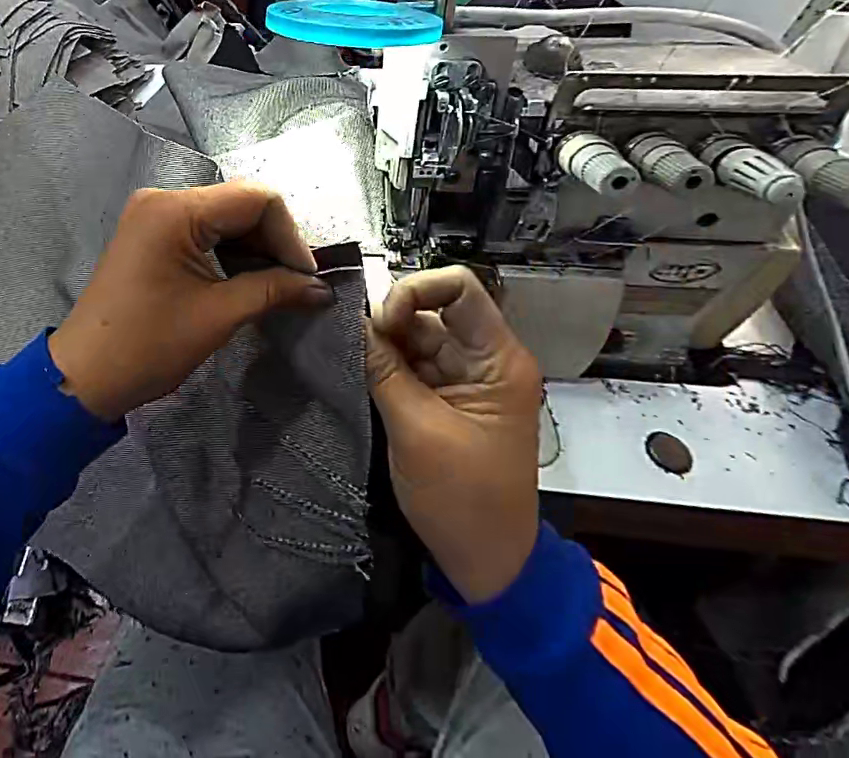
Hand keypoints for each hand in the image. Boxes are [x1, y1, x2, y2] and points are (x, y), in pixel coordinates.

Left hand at [48, 184, 330, 420]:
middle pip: (242, 204)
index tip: (307, 275)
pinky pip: (207, 230)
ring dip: (257, 248)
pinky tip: (249, 278)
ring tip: (278, 284)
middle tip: (298, 282)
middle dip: (276, 241)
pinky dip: (233, 251)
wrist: (83, 378)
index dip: (290, 235)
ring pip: (227, 217)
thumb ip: (276, 290)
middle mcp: (164, 200)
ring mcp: (155, 215)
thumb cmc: (147, 346)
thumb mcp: (219, 315)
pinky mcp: (153, 234)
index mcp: (175, 211)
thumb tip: (322, 288)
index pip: (256, 199)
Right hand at [367, 266, 543, 603]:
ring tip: (350, 358)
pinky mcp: (448, 398)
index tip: (381, 321)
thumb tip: (355, 323)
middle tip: (352, 344)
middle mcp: (485, 358)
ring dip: (386, 346)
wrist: (487, 561)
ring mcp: (466, 378)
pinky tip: (361, 371)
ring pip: (420, 338)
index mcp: (498, 359)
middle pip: (435, 312)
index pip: (461, 288)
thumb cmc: (463, 499)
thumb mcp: (418, 431)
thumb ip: (384, 371)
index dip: (416, 290)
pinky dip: (389, 366)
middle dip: (392, 322)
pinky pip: (416, 365)